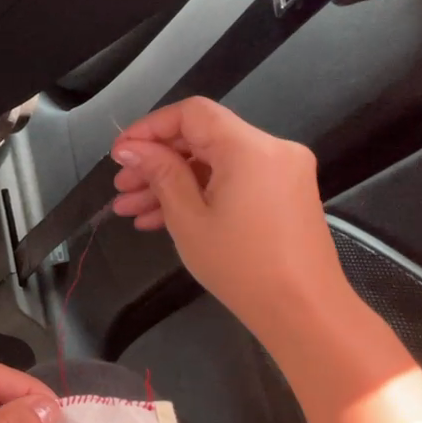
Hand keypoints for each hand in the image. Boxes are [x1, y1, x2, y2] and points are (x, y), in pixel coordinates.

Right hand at [110, 97, 350, 339]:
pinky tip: (159, 218)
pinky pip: (230, 180)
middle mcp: (270, 150)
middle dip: (156, 160)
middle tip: (121, 186)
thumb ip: (159, 173)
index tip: (119, 154)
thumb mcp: (187, 218)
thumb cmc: (239, 263)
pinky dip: (196, 192)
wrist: (302, 309)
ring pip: (212, 162)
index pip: (192, 114)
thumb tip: (129, 148)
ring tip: (129, 209)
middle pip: (201, 138)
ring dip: (170, 181)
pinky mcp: (281, 193)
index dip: (149, 128)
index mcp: (249, 149)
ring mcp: (280, 171)